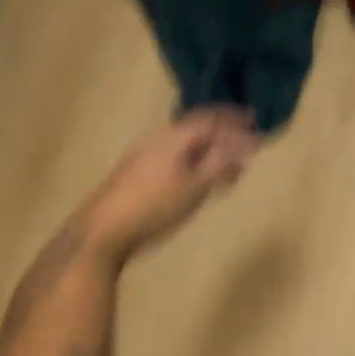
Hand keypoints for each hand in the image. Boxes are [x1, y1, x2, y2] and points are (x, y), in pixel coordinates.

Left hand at [73, 106, 260, 263]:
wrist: (97, 236)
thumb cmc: (153, 208)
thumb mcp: (196, 186)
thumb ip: (224, 162)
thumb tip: (250, 142)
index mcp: (176, 136)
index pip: (213, 119)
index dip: (237, 120)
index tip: (257, 123)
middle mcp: (159, 137)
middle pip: (198, 126)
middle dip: (223, 131)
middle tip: (243, 138)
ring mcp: (143, 154)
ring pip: (186, 142)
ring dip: (208, 147)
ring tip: (225, 162)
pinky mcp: (134, 172)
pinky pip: (174, 154)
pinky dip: (193, 158)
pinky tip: (197, 176)